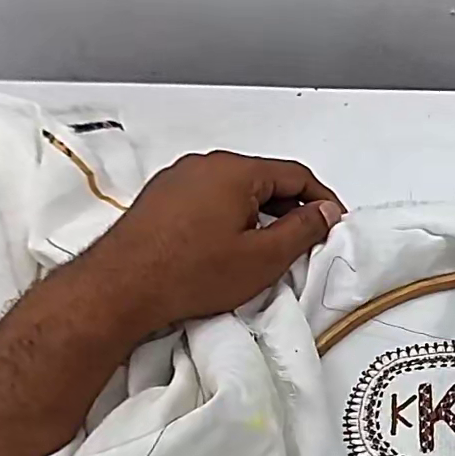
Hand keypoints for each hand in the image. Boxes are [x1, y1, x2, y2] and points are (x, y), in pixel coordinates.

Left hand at [86, 150, 343, 330]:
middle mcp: (205, 166)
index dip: (322, 200)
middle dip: (293, 209)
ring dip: (262, 215)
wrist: (121, 289)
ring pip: (238, 191)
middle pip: (266, 180)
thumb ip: (303, 229)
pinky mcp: (163, 199)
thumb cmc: (188, 273)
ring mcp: (180, 180)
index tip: (333, 221)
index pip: (296, 175)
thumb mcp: (264, 257)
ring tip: (270, 250)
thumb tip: (324, 212)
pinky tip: (233, 249)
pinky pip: (211, 200)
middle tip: (308, 240)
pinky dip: (233, 218)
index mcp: (235, 171)